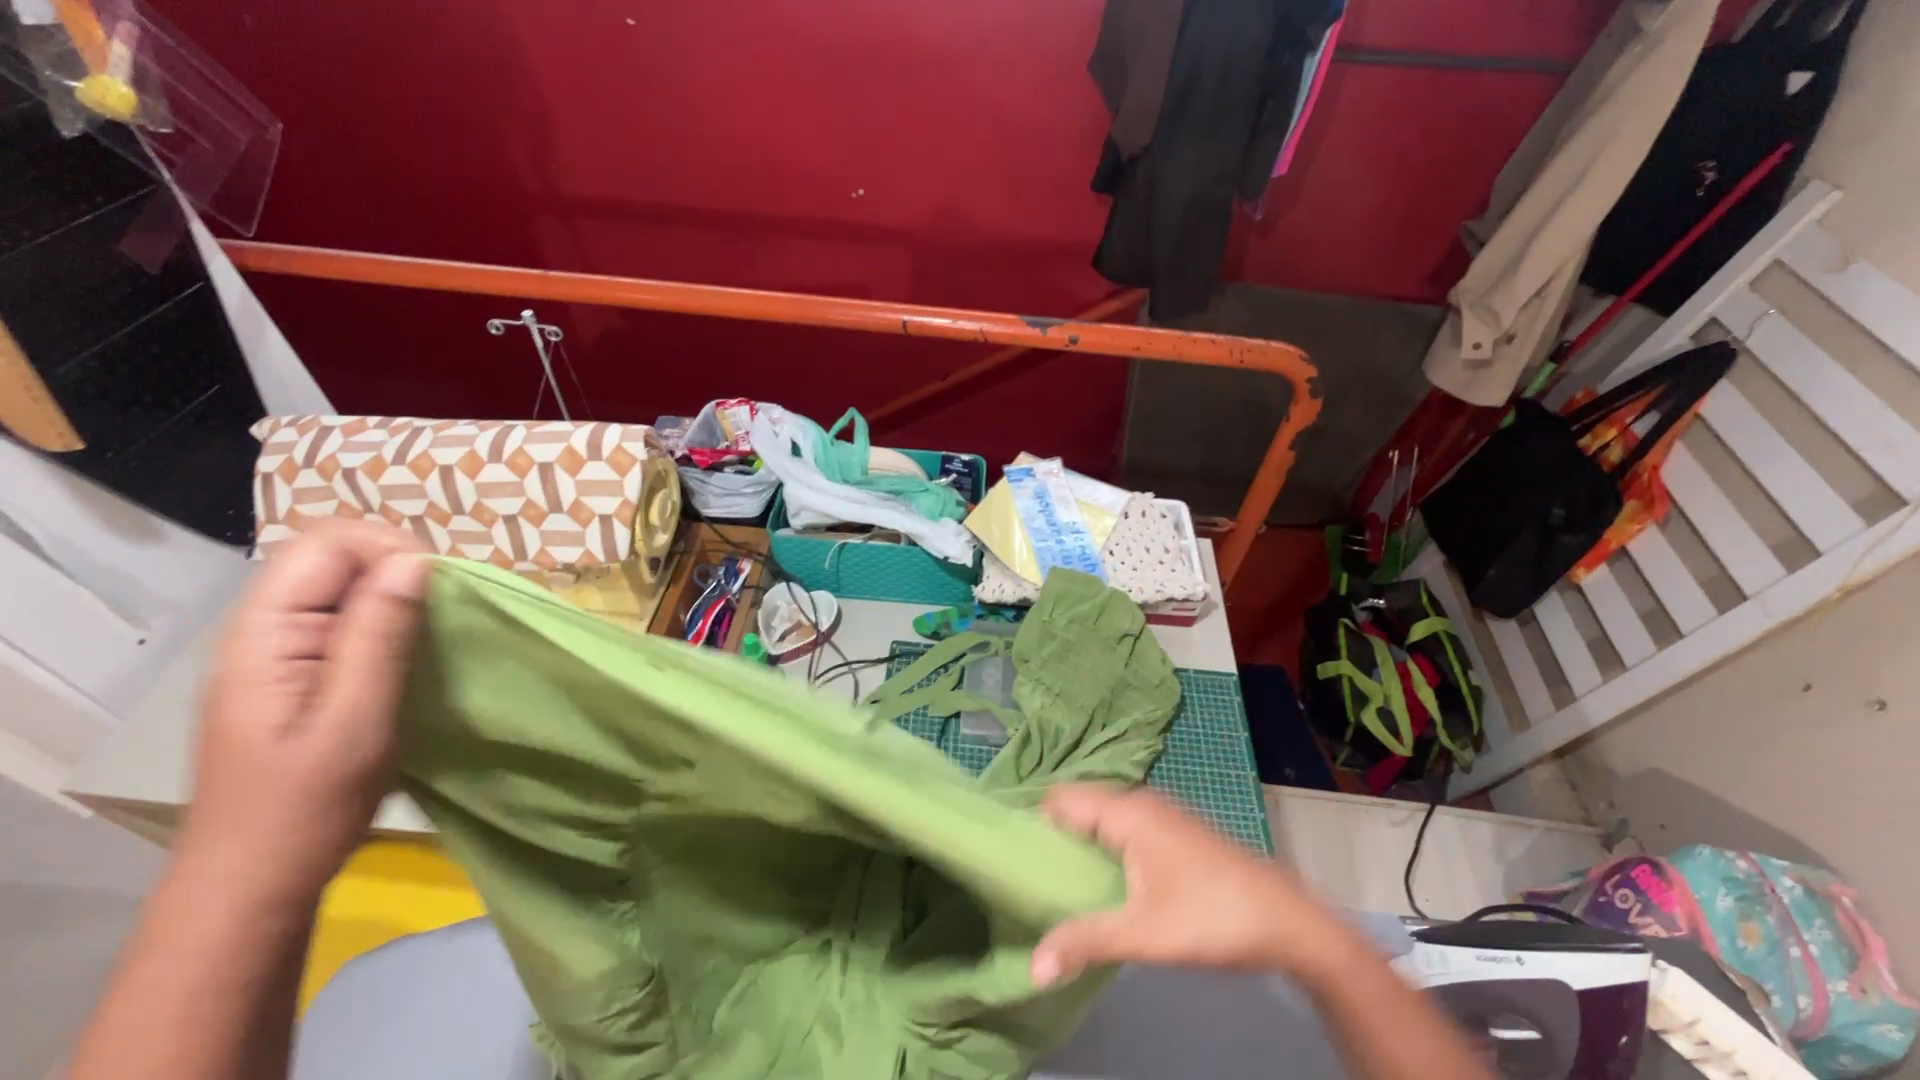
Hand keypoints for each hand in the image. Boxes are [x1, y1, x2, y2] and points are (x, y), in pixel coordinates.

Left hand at [179, 520, 431, 902]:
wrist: (252, 881)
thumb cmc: (305, 808)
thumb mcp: (356, 720)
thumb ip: (379, 636)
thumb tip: (414, 560)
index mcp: (263, 634)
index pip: (325, 543)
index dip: (388, 548)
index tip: (442, 589)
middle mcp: (262, 631)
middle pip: (332, 558)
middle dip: (397, 569)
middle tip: (446, 611)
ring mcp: (276, 655)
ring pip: (341, 589)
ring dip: (395, 597)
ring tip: (437, 632)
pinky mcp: (295, 676)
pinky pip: (343, 623)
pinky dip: (385, 625)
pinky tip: (410, 656)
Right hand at [1032, 785, 1362, 986]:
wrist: (1290, 923)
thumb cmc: (1213, 917)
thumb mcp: (1143, 934)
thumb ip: (1085, 942)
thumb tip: (1033, 966)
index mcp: (1128, 812)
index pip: (1062, 799)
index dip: (1032, 820)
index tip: (1008, 852)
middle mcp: (1142, 803)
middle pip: (1080, 807)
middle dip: (1052, 835)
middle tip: (1024, 873)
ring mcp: (1163, 817)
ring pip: (1104, 819)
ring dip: (1078, 844)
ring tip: (1052, 882)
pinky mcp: (1176, 836)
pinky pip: (1123, 829)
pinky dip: (1103, 848)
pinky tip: (1098, 884)